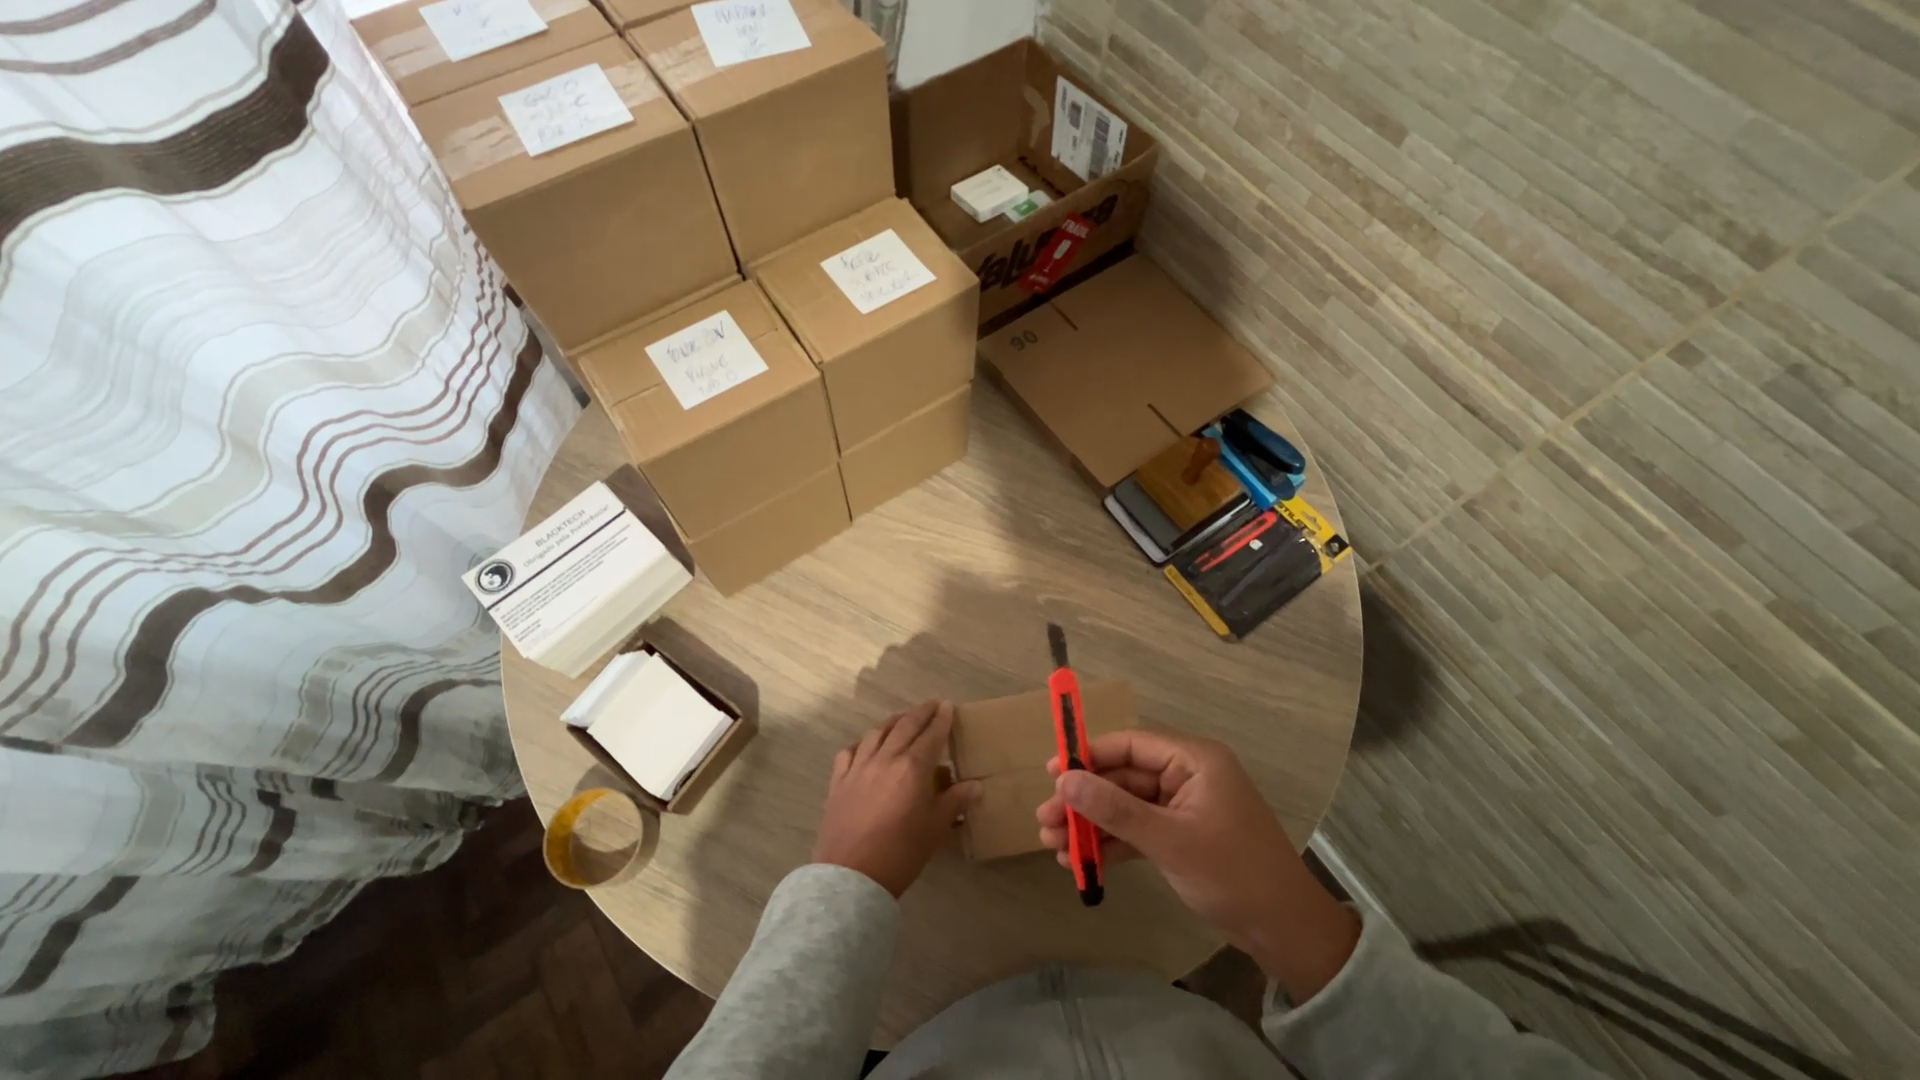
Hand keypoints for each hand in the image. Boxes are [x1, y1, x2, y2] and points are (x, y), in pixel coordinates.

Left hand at [813, 701, 980, 898]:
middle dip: (920, 712)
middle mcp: (885, 759)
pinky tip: (866, 746)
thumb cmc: (900, 853)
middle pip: (904, 726)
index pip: (931, 735)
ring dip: (892, 722)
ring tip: (902, 719)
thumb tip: (976, 785)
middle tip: (932, 705)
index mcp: (912, 768)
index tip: (948, 706)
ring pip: (876, 733)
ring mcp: (858, 768)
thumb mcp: (935, 829)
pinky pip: (849, 752)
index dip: (941, 719)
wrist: (852, 875)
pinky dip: (862, 743)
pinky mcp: (839, 782)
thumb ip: (955, 802)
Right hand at [1036, 730, 1358, 1001]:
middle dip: (1083, 800)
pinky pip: (1137, 830)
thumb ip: (1115, 809)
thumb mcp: (1169, 840)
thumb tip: (1064, 780)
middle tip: (1043, 820)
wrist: (1283, 929)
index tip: (1051, 773)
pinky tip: (1080, 861)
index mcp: (1194, 760)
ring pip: (1126, 806)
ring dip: (1091, 825)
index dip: (1088, 756)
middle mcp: (1188, 776)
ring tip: (1052, 846)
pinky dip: (1111, 843)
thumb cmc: (1232, 873)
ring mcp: (1184, 807)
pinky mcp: (1181, 837)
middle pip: (1123, 777)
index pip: (1131, 744)